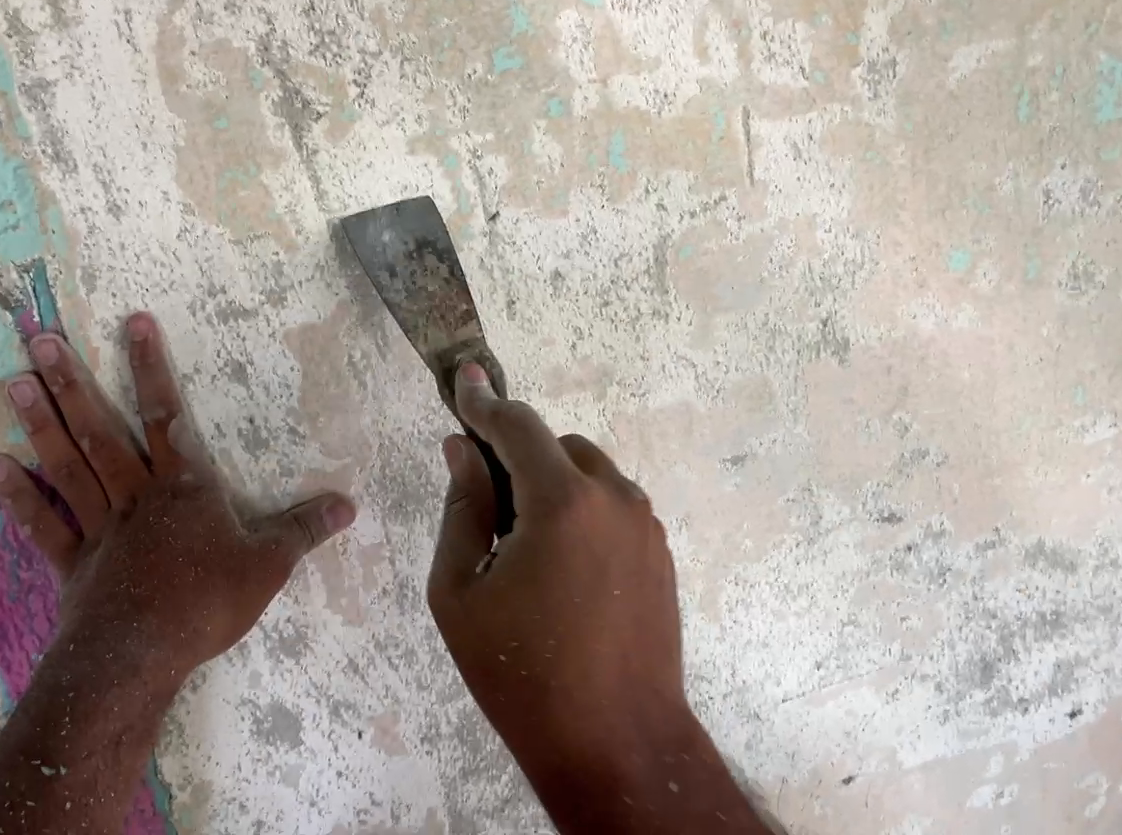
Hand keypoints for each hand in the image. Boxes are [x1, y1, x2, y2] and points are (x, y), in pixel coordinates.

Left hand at [0, 313, 356, 688]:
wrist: (139, 659)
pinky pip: (41, 523)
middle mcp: (135, 494)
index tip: (132, 322)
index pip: (167, 413)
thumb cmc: (206, 603)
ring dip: (40, 421)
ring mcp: (98, 526)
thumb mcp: (269, 565)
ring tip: (14, 380)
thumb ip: (304, 529)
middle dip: (73, 381)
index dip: (151, 367)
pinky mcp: (72, 562)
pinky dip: (16, 494)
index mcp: (182, 487)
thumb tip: (350, 505)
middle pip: (101, 428)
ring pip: (66, 464)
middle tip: (40, 337)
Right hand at [427, 363, 770, 833]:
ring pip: (589, 474)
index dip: (484, 402)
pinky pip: (612, 506)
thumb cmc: (521, 673)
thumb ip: (463, 507)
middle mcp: (614, 498)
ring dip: (554, 485)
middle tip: (490, 508)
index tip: (463, 379)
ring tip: (527, 550)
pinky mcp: (661, 552)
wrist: (616, 743)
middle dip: (520, 457)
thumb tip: (461, 450)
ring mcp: (646, 525)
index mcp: (563, 502)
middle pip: (557, 445)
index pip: (518, 426)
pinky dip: (582, 512)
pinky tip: (564, 570)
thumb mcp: (460, 592)